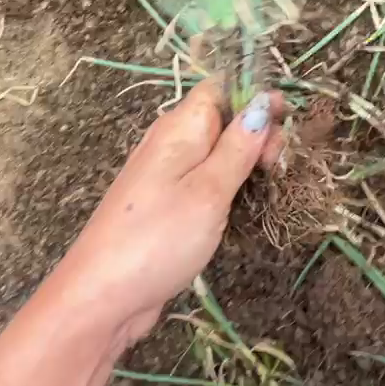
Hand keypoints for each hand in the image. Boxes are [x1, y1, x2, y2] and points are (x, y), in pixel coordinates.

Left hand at [43, 77, 287, 344]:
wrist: (100, 298)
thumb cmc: (159, 238)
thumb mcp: (210, 190)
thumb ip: (239, 145)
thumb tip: (262, 103)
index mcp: (179, 127)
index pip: (220, 87)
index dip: (255, 97)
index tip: (284, 123)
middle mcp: (169, 141)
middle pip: (220, 118)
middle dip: (254, 132)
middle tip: (274, 165)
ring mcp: (164, 173)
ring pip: (213, 151)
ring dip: (242, 162)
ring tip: (265, 184)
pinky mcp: (163, 203)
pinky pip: (201, 178)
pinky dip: (225, 185)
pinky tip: (239, 206)